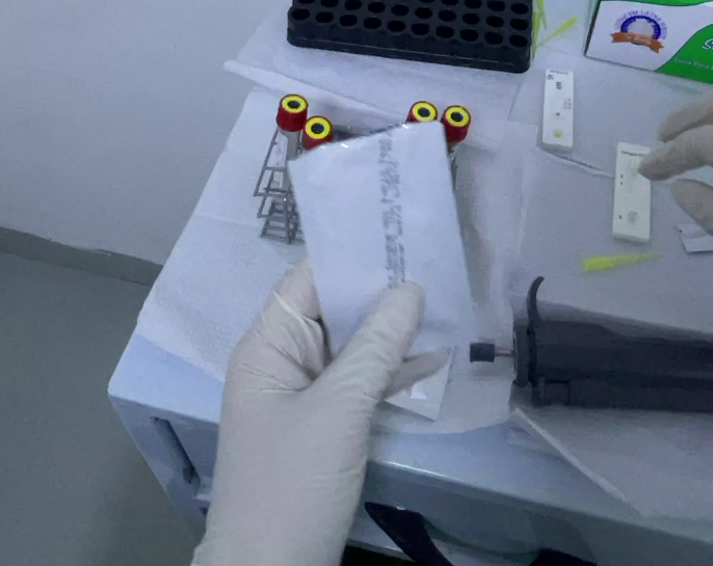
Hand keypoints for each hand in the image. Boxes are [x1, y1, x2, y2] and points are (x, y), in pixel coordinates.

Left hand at [193, 261, 444, 565]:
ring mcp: (306, 391)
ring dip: (393, 329)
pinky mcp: (327, 421)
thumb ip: (375, 346)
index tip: (397, 231)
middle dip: (381, 289)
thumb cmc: (293, 482)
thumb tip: (410, 289)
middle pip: (334, 308)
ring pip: (353, 344)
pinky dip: (392, 370)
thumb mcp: (339, 409)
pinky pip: (361, 380)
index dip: (351, 253)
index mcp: (269, 344)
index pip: (309, 279)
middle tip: (433, 259)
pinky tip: (434, 356)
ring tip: (443, 300)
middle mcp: (285, 358)